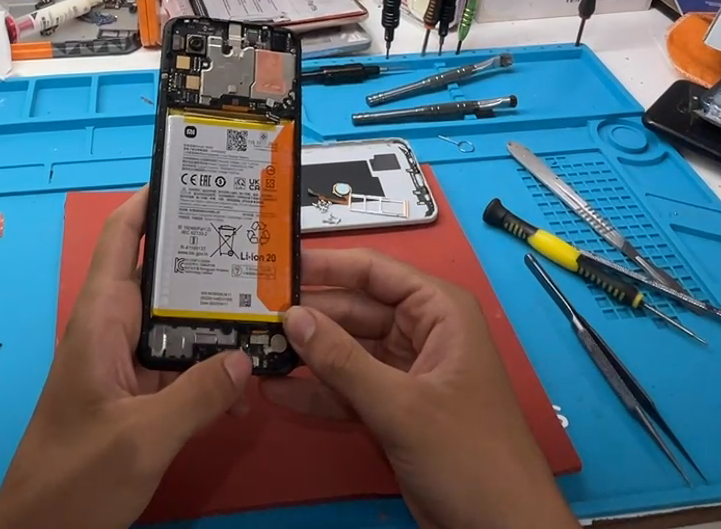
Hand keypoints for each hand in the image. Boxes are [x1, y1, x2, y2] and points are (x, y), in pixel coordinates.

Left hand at [0, 188, 250, 528]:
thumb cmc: (72, 481)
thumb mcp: (140, 439)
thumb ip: (197, 397)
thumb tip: (248, 357)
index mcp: (99, 317)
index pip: (120, 237)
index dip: (149, 200)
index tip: (190, 176)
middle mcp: (111, 328)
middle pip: (157, 271)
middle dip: (199, 250)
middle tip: (252, 232)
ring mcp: (123, 360)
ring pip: (173, 316)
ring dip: (211, 306)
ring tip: (263, 289)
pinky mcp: (135, 391)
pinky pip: (178, 358)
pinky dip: (209, 355)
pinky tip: (246, 366)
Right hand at [264, 248, 575, 528]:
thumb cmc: (468, 455)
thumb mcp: (401, 406)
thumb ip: (342, 360)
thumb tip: (290, 316)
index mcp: (437, 310)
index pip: (372, 270)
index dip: (325, 265)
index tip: (276, 264)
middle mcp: (420, 330)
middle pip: (353, 308)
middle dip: (308, 312)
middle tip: (252, 310)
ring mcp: (406, 370)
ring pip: (346, 347)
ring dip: (306, 352)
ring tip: (254, 345)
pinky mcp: (394, 406)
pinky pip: (348, 386)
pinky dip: (317, 389)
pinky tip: (276, 388)